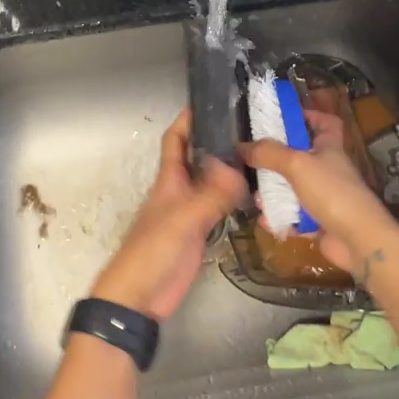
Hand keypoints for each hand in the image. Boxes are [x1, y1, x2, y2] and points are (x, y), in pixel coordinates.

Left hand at [91, 110, 248, 319]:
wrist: (139, 297)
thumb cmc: (152, 253)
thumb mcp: (182, 220)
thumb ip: (210, 195)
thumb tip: (237, 167)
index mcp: (168, 180)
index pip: (176, 140)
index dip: (189, 119)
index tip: (210, 101)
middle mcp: (179, 191)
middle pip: (198, 158)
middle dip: (217, 141)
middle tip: (250, 128)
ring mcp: (188, 213)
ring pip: (210, 183)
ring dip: (229, 170)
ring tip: (259, 157)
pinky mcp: (198, 235)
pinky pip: (218, 209)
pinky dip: (233, 200)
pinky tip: (252, 196)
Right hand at [241, 109, 398, 279]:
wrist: (358, 240)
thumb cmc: (332, 192)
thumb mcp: (297, 164)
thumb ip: (269, 153)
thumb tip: (241, 146)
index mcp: (330, 148)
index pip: (326, 123)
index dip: (308, 116)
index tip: (284, 118)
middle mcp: (328, 169)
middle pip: (300, 157)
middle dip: (276, 161)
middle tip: (254, 163)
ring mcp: (325, 197)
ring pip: (293, 189)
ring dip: (273, 194)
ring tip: (257, 199)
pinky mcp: (320, 221)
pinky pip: (294, 215)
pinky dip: (280, 218)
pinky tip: (267, 221)